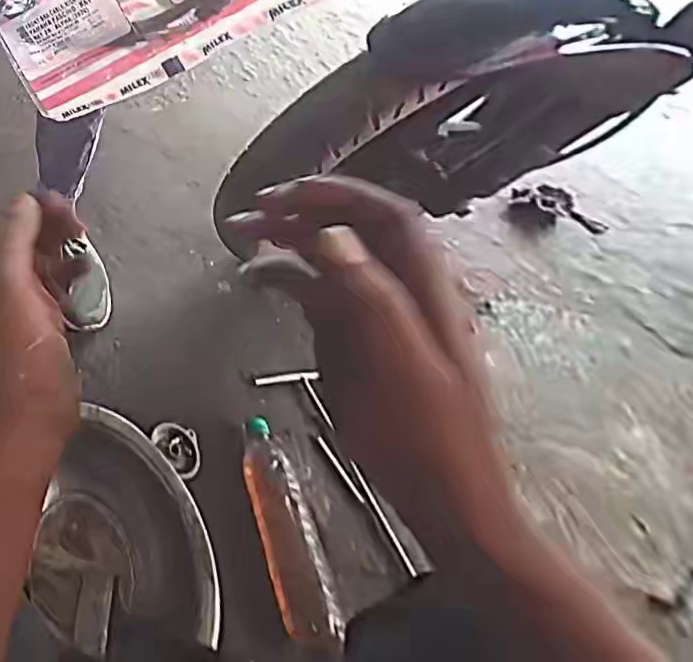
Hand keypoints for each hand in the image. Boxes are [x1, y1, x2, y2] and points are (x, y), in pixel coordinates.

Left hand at [0, 193, 83, 447]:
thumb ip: (13, 243)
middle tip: (78, 224)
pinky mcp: (40, 323)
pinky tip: (83, 277)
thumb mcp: (14, 291)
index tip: (63, 205)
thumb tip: (21, 204)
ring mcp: (20, 305)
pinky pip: (53, 285)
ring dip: (62, 247)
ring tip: (84, 245)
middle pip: (24, 237)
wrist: (30, 421)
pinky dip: (69, 274)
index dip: (34, 208)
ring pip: (40, 259)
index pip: (6, 222)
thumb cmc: (22, 363)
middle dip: (51, 224)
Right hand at [228, 176, 526, 565]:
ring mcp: (375, 311)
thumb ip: (369, 297)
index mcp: (424, 289)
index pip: (386, 214)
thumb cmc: (432, 441)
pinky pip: (318, 289)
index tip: (290, 193)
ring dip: (289, 237)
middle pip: (352, 229)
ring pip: (330, 255)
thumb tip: (334, 239)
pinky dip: (287, 275)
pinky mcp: (354, 334)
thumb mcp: (402, 365)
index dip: (339, 193)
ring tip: (248, 232)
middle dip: (303, 210)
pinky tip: (262, 276)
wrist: (444, 499)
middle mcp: (399, 290)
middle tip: (259, 209)